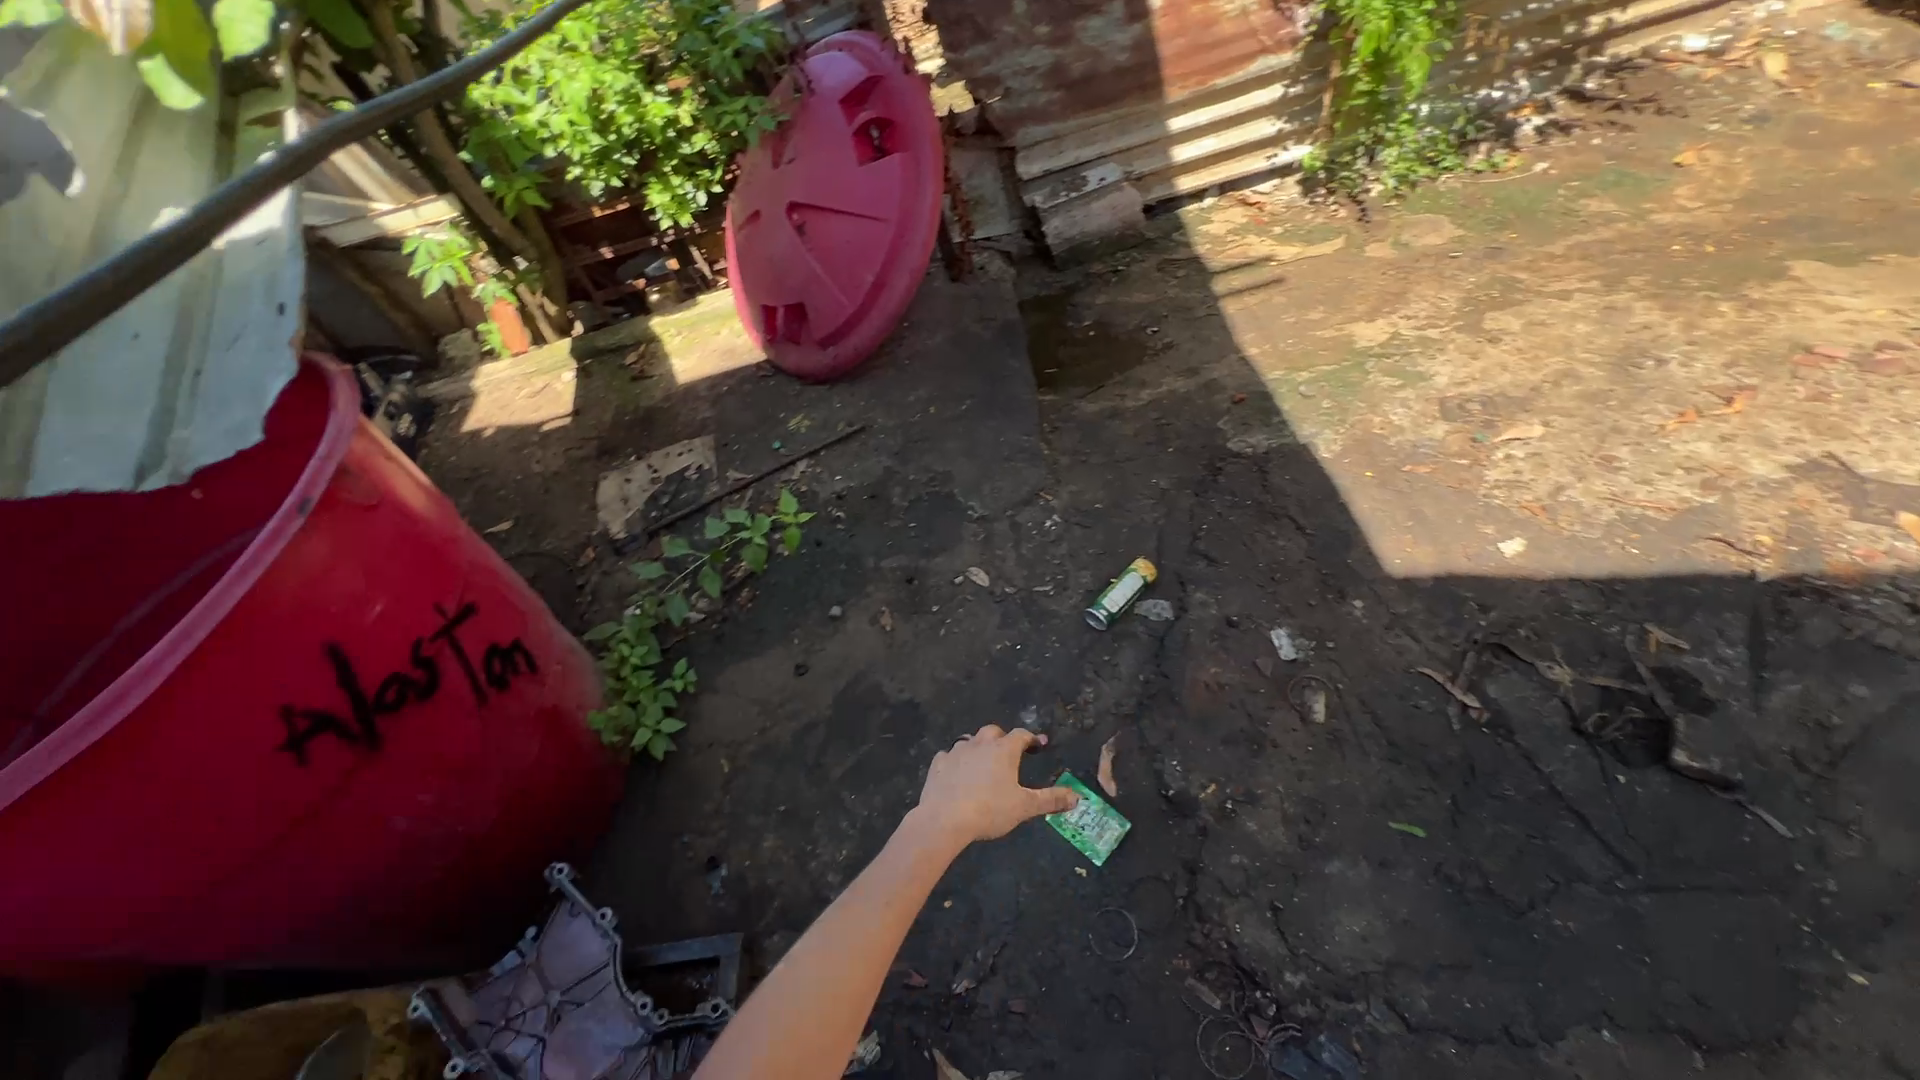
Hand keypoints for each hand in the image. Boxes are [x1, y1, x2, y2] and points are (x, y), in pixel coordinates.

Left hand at [910, 725, 1079, 848]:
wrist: (944, 819)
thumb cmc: (989, 810)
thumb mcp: (1024, 807)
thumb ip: (1051, 800)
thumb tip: (1077, 797)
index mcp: (1003, 750)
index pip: (1021, 735)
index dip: (1031, 739)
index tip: (1039, 744)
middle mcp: (980, 744)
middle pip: (993, 732)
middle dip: (1002, 738)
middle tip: (1009, 752)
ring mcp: (956, 751)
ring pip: (969, 741)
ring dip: (978, 747)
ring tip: (983, 763)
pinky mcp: (938, 764)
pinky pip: (948, 755)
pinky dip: (955, 761)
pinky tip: (956, 772)